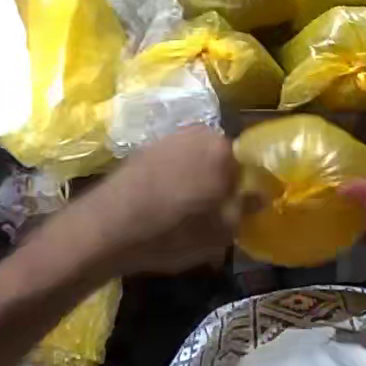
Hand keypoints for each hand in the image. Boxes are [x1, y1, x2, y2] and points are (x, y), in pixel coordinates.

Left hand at [74, 127, 241, 274]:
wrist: (104, 228)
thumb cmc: (171, 232)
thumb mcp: (220, 233)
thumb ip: (246, 209)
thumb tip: (261, 193)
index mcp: (225, 149)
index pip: (254, 162)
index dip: (252, 186)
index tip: (248, 206)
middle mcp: (199, 133)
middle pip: (226, 156)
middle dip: (226, 178)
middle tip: (221, 209)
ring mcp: (169, 137)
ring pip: (199, 157)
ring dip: (201, 177)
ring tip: (193, 209)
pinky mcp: (145, 147)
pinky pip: (176, 160)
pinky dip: (178, 176)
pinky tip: (169, 202)